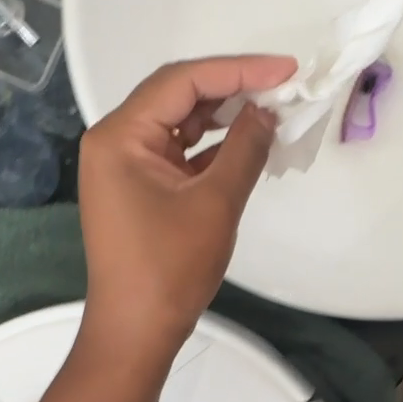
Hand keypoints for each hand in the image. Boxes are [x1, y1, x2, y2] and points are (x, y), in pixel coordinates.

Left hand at [77, 56, 295, 355]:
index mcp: (120, 136)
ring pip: (181, 126)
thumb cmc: (170, 268)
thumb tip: (267, 113)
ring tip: (273, 111)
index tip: (285, 71)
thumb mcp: (215, 203)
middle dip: (232, 90)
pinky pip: (180, 155)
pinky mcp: (141, 190)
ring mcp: (127, 167)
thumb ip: (244, 149)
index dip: (237, 71)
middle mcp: (117, 142)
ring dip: (225, 119)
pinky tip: (249, 145)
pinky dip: (213, 149)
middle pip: (179, 98)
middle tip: (283, 87)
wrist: (137, 330)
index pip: (182, 82)